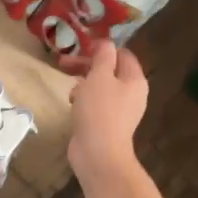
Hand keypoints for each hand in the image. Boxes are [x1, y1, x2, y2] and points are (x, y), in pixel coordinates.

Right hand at [69, 42, 147, 177]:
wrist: (98, 153)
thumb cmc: (99, 110)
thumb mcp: (99, 76)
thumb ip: (103, 57)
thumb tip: (105, 43)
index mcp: (134, 79)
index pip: (122, 54)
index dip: (102, 48)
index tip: (80, 48)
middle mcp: (131, 93)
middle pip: (110, 70)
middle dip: (87, 65)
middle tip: (63, 62)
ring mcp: (120, 110)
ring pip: (101, 87)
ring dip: (83, 82)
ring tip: (70, 88)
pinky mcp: (107, 122)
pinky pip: (97, 103)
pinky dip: (84, 99)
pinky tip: (72, 104)